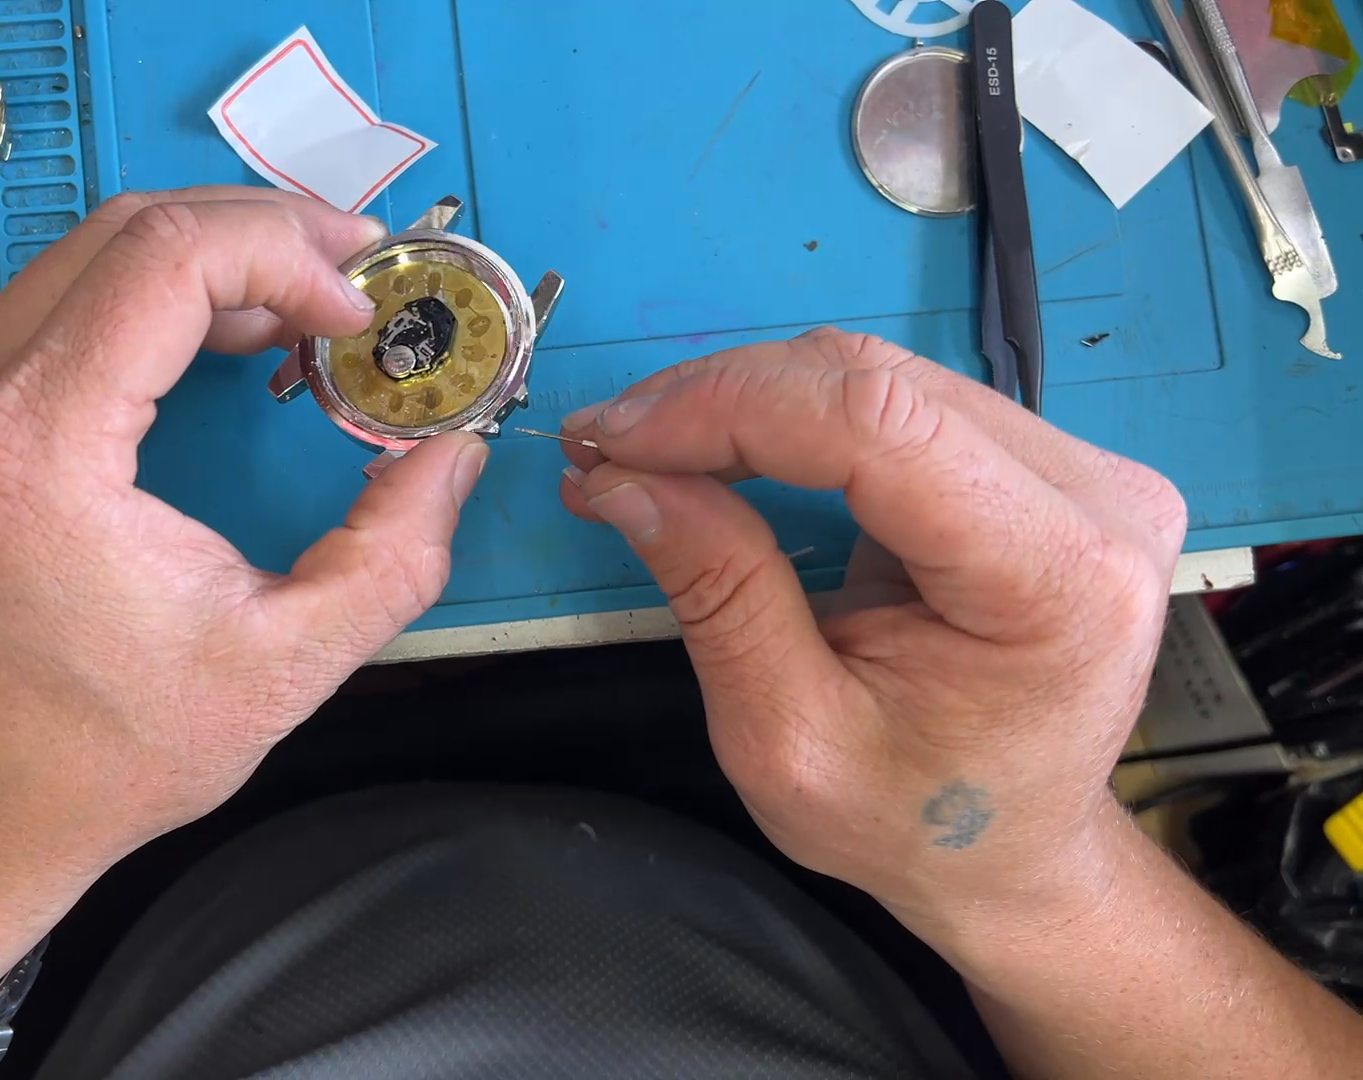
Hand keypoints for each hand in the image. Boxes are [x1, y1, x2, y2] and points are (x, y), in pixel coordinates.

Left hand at [0, 188, 486, 1023]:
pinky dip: (160, 303)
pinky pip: (64, 311)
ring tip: (311, 305)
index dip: (285, 257)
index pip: (165, 260)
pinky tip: (232, 340)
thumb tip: (453, 452)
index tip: (361, 313)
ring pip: (92, 259)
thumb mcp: (289, 667)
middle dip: (261, 236)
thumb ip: (395, 554)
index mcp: (38, 450)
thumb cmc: (119, 756)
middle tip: (358, 273)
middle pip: (129, 234)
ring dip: (215, 263)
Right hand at [555, 328, 1186, 933]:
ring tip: (632, 448)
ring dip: (725, 402)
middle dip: (705, 402)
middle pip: (864, 383)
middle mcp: (1086, 494)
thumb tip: (619, 482)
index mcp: (1051, 578)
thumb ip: (714, 594)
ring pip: (859, 374)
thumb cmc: (899, 818)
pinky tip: (697, 447)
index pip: (873, 426)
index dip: (720, 412)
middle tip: (597, 445)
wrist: (1000, 854)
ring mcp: (1063, 467)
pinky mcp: (1018, 465)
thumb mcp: (780, 732)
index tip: (604, 442)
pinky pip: (869, 403)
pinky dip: (763, 417)